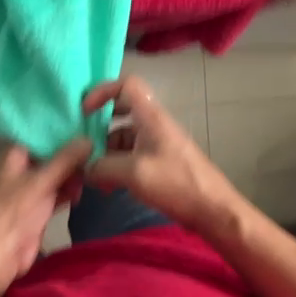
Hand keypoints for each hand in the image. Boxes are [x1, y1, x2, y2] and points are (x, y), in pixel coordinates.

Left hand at [0, 138, 92, 296]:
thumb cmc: (15, 213)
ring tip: (94, 173)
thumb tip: (89, 138)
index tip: (89, 124)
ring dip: (73, 175)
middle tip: (99, 152)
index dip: (63, 130)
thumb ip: (65, 160)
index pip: (41, 133)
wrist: (0, 256)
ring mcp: (30, 189)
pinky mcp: (38, 207)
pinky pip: (58, 192)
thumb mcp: (41, 182)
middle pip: (52, 154)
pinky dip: (69, 191)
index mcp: (13, 156)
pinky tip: (83, 191)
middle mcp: (21, 168)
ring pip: (57, 174)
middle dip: (73, 155)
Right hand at [82, 76, 244, 234]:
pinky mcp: (159, 164)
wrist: (213, 210)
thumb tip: (84, 168)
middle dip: (98, 129)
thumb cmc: (176, 183)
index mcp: (151, 117)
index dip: (102, 92)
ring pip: (123, 139)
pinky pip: (131, 157)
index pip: (127, 85)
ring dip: (105, 154)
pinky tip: (107, 187)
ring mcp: (157, 145)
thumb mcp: (133, 173)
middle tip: (82, 147)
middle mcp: (154, 125)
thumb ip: (102, 167)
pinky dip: (116, 168)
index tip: (85, 113)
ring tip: (92, 178)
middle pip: (120, 114)